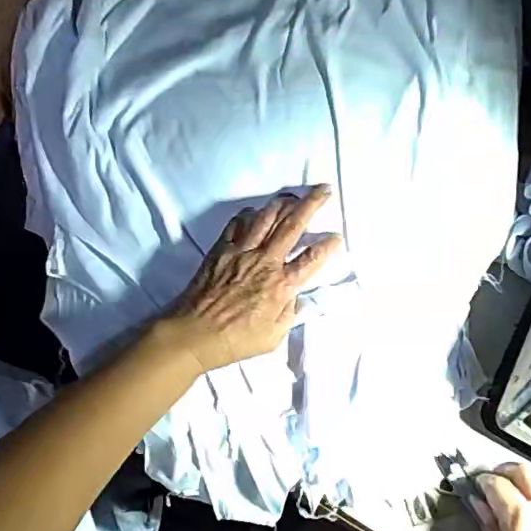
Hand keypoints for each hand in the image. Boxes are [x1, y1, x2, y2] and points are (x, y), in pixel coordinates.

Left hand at [160, 186, 344, 372]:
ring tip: (292, 197)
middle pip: (293, 225)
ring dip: (282, 203)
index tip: (336, 237)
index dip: (327, 246)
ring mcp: (241, 252)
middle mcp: (265, 262)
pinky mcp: (221, 249)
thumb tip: (296, 298)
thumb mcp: (273, 337)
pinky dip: (249, 214)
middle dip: (311, 204)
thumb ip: (288, 314)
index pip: (312, 259)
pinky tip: (255, 212)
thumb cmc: (236, 340)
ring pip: (265, 217)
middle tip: (323, 190)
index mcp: (281, 285)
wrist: (194, 332)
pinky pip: (237, 223)